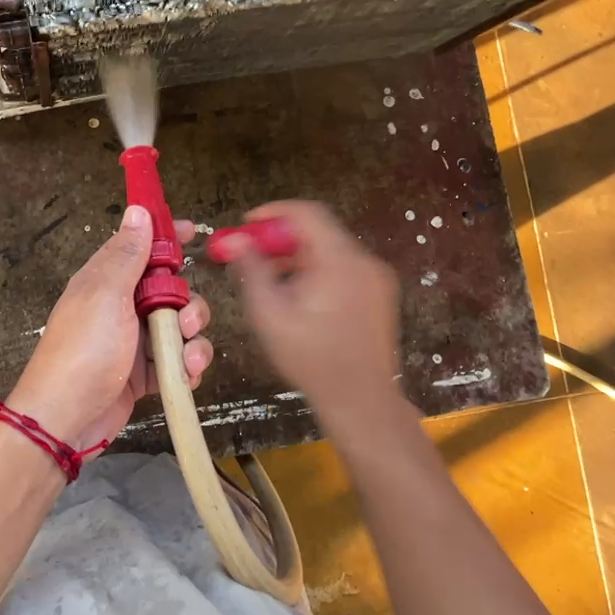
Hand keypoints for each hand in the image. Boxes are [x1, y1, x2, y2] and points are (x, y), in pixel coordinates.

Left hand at [4, 206, 213, 451]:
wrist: (67, 419)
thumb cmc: (84, 350)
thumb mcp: (106, 294)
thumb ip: (127, 254)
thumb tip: (138, 210)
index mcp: (106, 280)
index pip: (141, 247)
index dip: (168, 237)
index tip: (194, 232)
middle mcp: (121, 307)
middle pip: (171, 290)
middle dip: (188, 303)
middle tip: (184, 320)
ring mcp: (134, 343)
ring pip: (180, 328)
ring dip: (192, 339)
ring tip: (186, 357)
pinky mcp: (144, 375)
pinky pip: (177, 362)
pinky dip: (186, 368)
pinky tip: (184, 377)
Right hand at [220, 201, 404, 416]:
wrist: (362, 401)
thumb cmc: (311, 360)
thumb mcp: (270, 315)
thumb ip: (252, 271)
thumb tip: (234, 240)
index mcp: (339, 261)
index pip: (306, 213)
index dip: (273, 213)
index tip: (247, 225)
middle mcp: (364, 262)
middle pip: (319, 231)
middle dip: (282, 238)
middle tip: (253, 256)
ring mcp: (377, 278)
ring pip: (331, 250)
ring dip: (299, 255)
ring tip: (272, 281)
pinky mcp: (380, 294)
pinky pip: (344, 267)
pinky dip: (319, 270)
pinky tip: (300, 297)